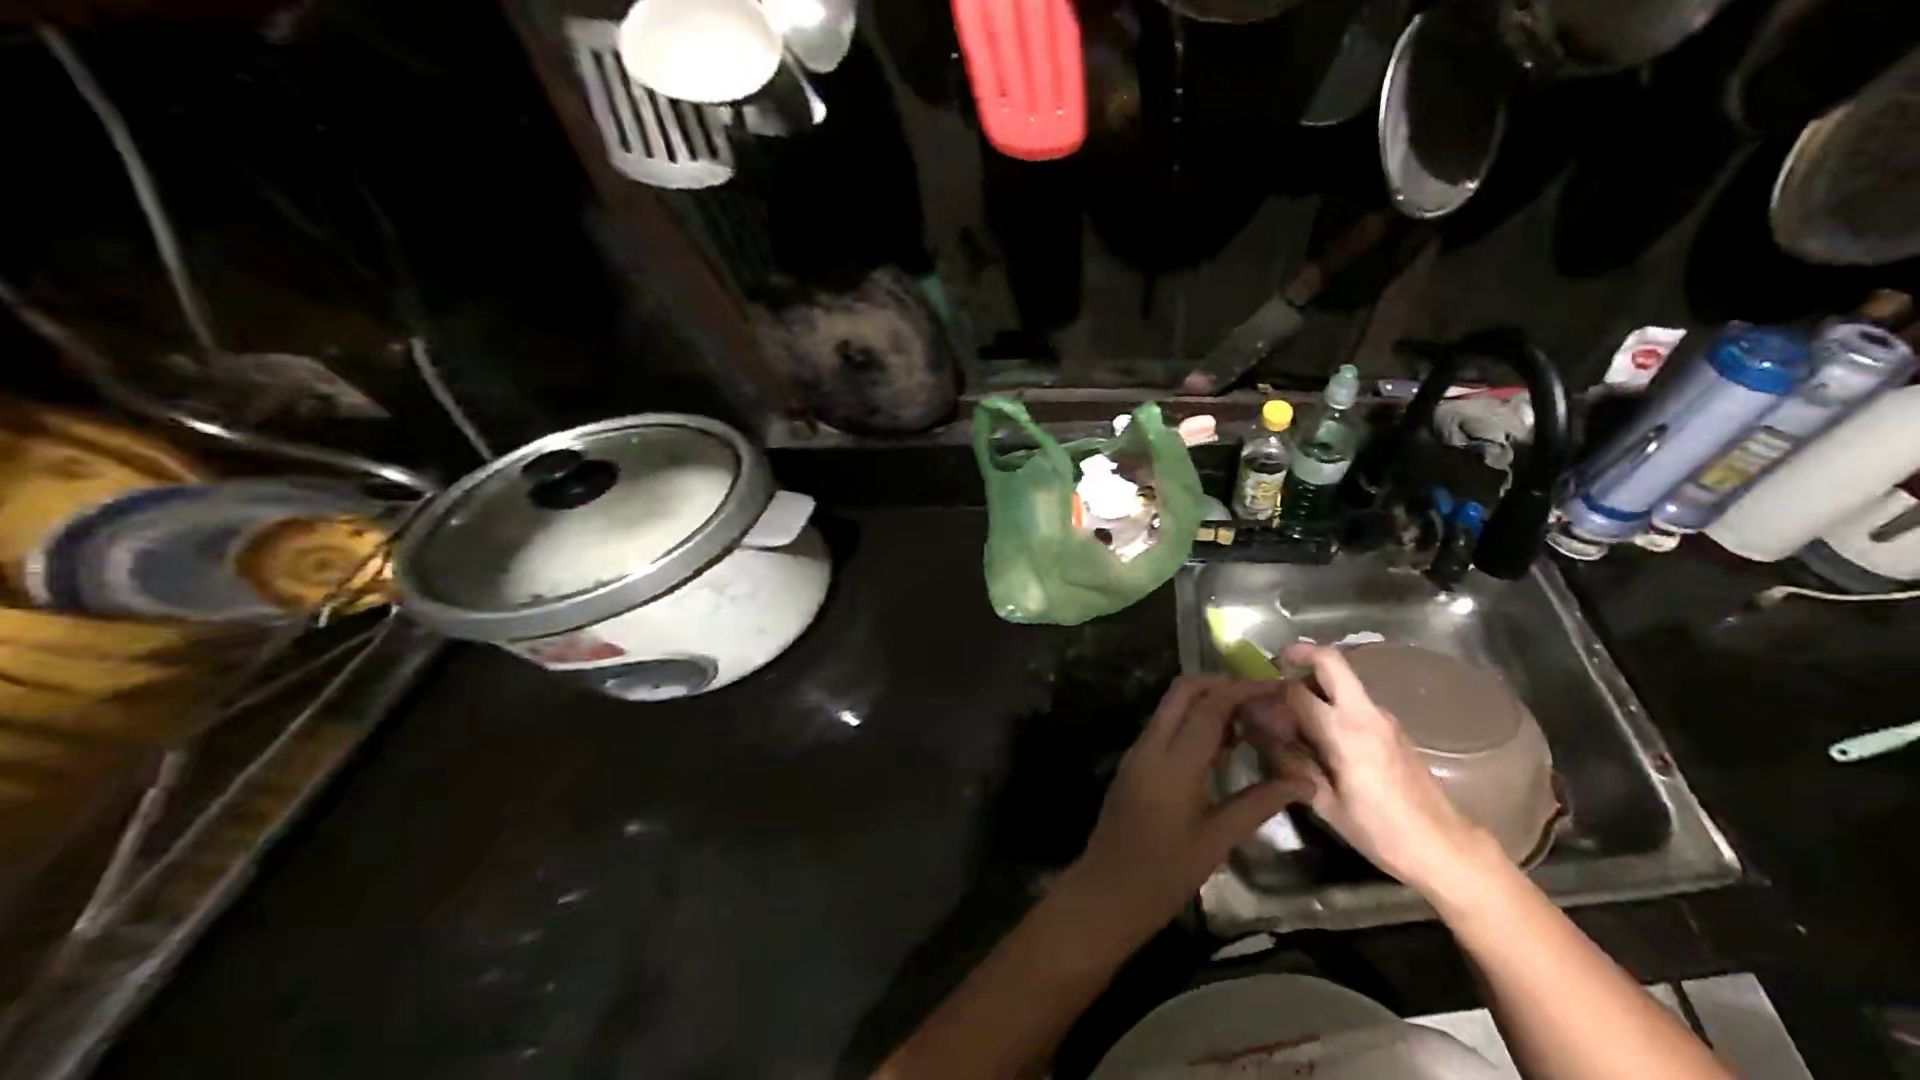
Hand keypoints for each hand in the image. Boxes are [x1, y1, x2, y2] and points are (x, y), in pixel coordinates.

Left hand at [1069, 676, 1311, 934]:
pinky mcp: (1134, 763)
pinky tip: (1223, 745)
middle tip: (1263, 700)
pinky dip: (1193, 721)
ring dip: (1208, 702)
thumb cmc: (1164, 873)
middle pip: (1184, 691)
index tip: (1278, 686)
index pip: (1209, 705)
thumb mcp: (1217, 840)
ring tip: (1252, 720)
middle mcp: (1150, 745)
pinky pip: (1165, 726)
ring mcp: (1138, 752)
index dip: (1245, 689)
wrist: (1106, 891)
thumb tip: (1304, 781)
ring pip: (1172, 706)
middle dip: (1223, 684)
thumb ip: (1259, 804)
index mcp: (1172, 762)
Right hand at [1241, 643, 1504, 896]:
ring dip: (1315, 681)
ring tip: (1290, 709)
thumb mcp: (1323, 802)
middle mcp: (1365, 713)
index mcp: (1344, 731)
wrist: (1444, 847)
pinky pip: (1354, 700)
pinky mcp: (1392, 728)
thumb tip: (1259, 732)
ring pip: (1343, 679)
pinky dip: (1331, 700)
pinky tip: (1318, 731)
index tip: (1250, 701)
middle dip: (1300, 654)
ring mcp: (1383, 718)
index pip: (1294, 691)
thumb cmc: (1380, 830)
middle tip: (1275, 666)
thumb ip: (1289, 760)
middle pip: (1330, 661)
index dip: (1267, 692)